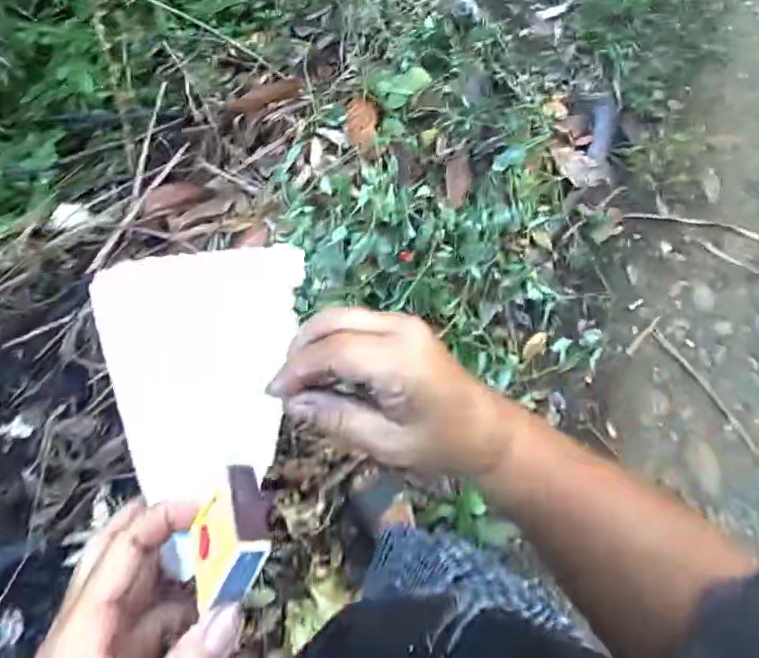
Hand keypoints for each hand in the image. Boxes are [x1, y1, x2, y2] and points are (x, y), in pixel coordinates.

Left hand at [36, 501, 240, 657]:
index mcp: (80, 624)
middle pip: (121, 550)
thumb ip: (187, 654)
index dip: (166, 514)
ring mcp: (95, 645)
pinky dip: (178, 609)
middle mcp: (84, 626)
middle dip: (165, 524)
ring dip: (178, 569)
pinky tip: (209, 615)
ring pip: (137, 587)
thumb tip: (232, 613)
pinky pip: (145, 622)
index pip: (124, 542)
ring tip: (219, 556)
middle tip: (208, 506)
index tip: (208, 502)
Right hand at [265, 308, 517, 475]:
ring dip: (314, 340)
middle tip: (282, 384)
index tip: (273, 393)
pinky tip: (323, 369)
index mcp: (399, 359)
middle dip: (300, 347)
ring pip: (342, 315)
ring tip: (298, 379)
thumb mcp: (385, 443)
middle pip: (334, 320)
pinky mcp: (402, 325)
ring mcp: (402, 322)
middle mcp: (400, 328)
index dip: (297, 368)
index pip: (334, 350)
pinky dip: (332, 339)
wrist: (485, 428)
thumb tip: (292, 403)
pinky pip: (356, 322)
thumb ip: (337, 418)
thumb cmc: (440, 443)